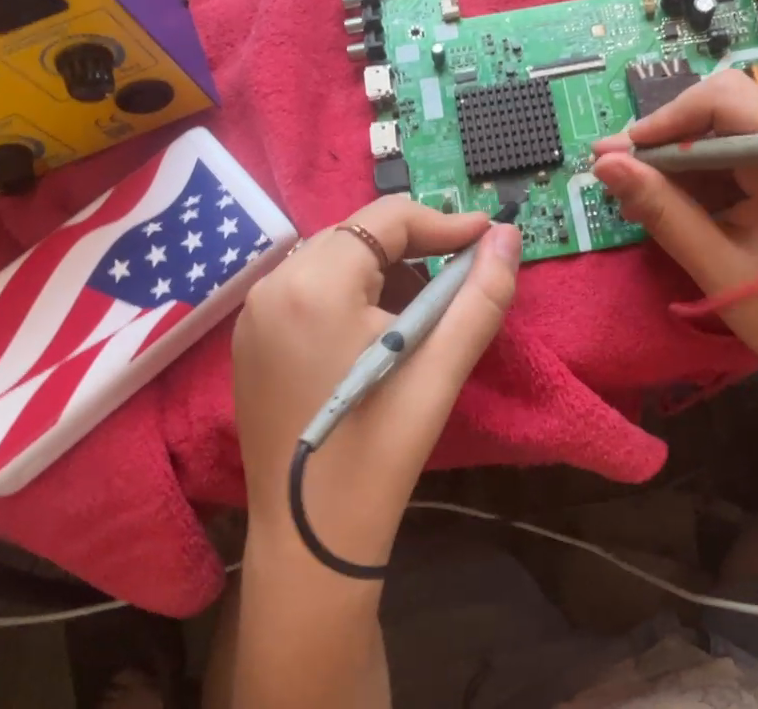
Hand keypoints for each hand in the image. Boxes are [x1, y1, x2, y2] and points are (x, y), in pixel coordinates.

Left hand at [231, 196, 522, 565]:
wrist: (309, 538)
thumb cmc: (379, 453)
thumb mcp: (439, 372)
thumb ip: (480, 296)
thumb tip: (507, 237)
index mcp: (314, 285)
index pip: (386, 218)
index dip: (443, 221)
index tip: (487, 238)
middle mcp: (272, 286)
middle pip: (356, 233)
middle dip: (413, 246)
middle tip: (458, 279)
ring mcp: (253, 315)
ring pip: (332, 259)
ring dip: (382, 269)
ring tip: (421, 311)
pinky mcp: (250, 342)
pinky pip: (307, 289)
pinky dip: (348, 292)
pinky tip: (375, 335)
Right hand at [591, 69, 757, 389]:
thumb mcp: (715, 266)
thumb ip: (660, 209)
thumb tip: (605, 164)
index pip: (725, 100)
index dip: (666, 118)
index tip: (621, 153)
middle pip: (727, 111)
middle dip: (670, 138)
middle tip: (623, 174)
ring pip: (733, 136)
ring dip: (684, 162)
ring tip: (642, 200)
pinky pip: (749, 162)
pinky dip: (710, 179)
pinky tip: (681, 209)